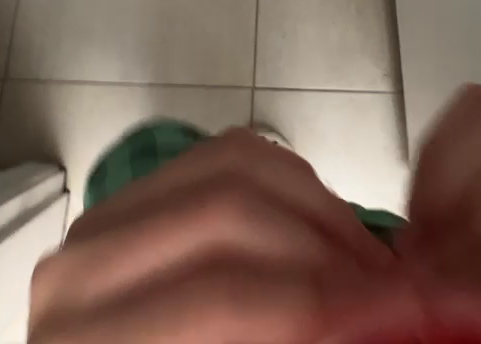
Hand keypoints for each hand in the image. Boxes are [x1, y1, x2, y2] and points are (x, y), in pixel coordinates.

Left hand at [29, 129, 396, 342]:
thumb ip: (291, 340)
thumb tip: (377, 321)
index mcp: (94, 338)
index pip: (227, 297)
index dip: (324, 299)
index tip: (397, 307)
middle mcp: (84, 265)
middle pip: (231, 211)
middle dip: (328, 243)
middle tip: (388, 281)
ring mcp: (103, 216)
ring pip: (231, 162)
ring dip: (315, 201)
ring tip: (361, 253)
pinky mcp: (132, 194)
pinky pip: (221, 155)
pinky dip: (285, 177)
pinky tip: (320, 219)